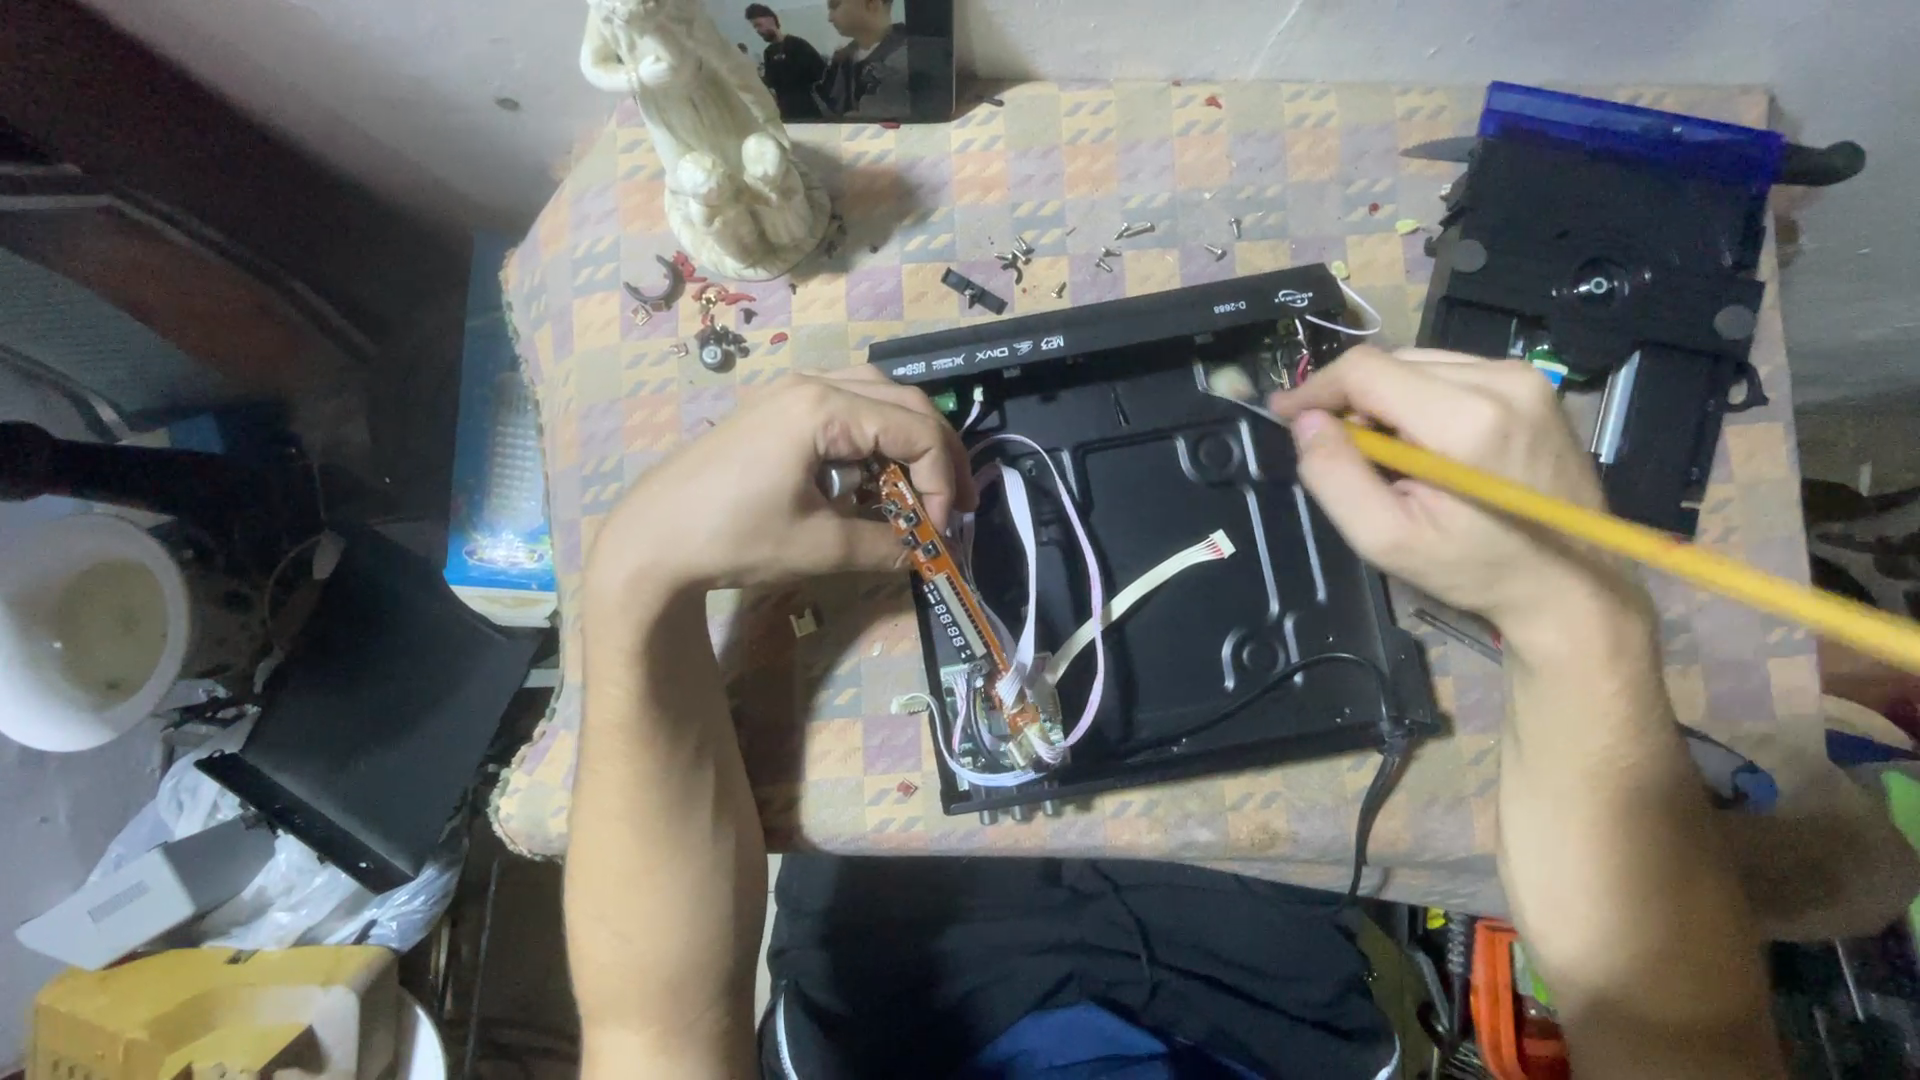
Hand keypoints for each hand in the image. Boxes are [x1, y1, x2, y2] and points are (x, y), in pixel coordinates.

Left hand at [586, 366, 974, 607]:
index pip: (916, 430)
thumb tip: (928, 553)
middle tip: (953, 503)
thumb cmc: (733, 537)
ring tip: (922, 484)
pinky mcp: (777, 409)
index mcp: (823, 408)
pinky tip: (874, 473)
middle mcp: (812, 384)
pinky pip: (847, 406)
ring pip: (877, 396)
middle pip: (904, 402)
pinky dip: (874, 436)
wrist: (652, 539)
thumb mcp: (820, 549)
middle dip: (938, 453)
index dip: (941, 481)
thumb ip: (886, 547)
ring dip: (909, 438)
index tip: (939, 530)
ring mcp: (790, 391)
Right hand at [1268, 345, 1650, 649]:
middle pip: (1390, 363)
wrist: (1571, 581)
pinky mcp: (1533, 385)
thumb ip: (1334, 477)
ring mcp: (1525, 378)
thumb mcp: (1386, 539)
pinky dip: (1415, 400)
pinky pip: (1448, 373)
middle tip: (1337, 451)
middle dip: (1349, 401)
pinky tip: (1420, 443)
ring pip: (1417, 364)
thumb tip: (1305, 423)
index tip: (1284, 416)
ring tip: (1382, 453)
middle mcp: (1502, 380)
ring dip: (1381, 401)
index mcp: (1466, 419)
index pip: (1365, 369)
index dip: (1314, 388)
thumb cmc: (1474, 567)